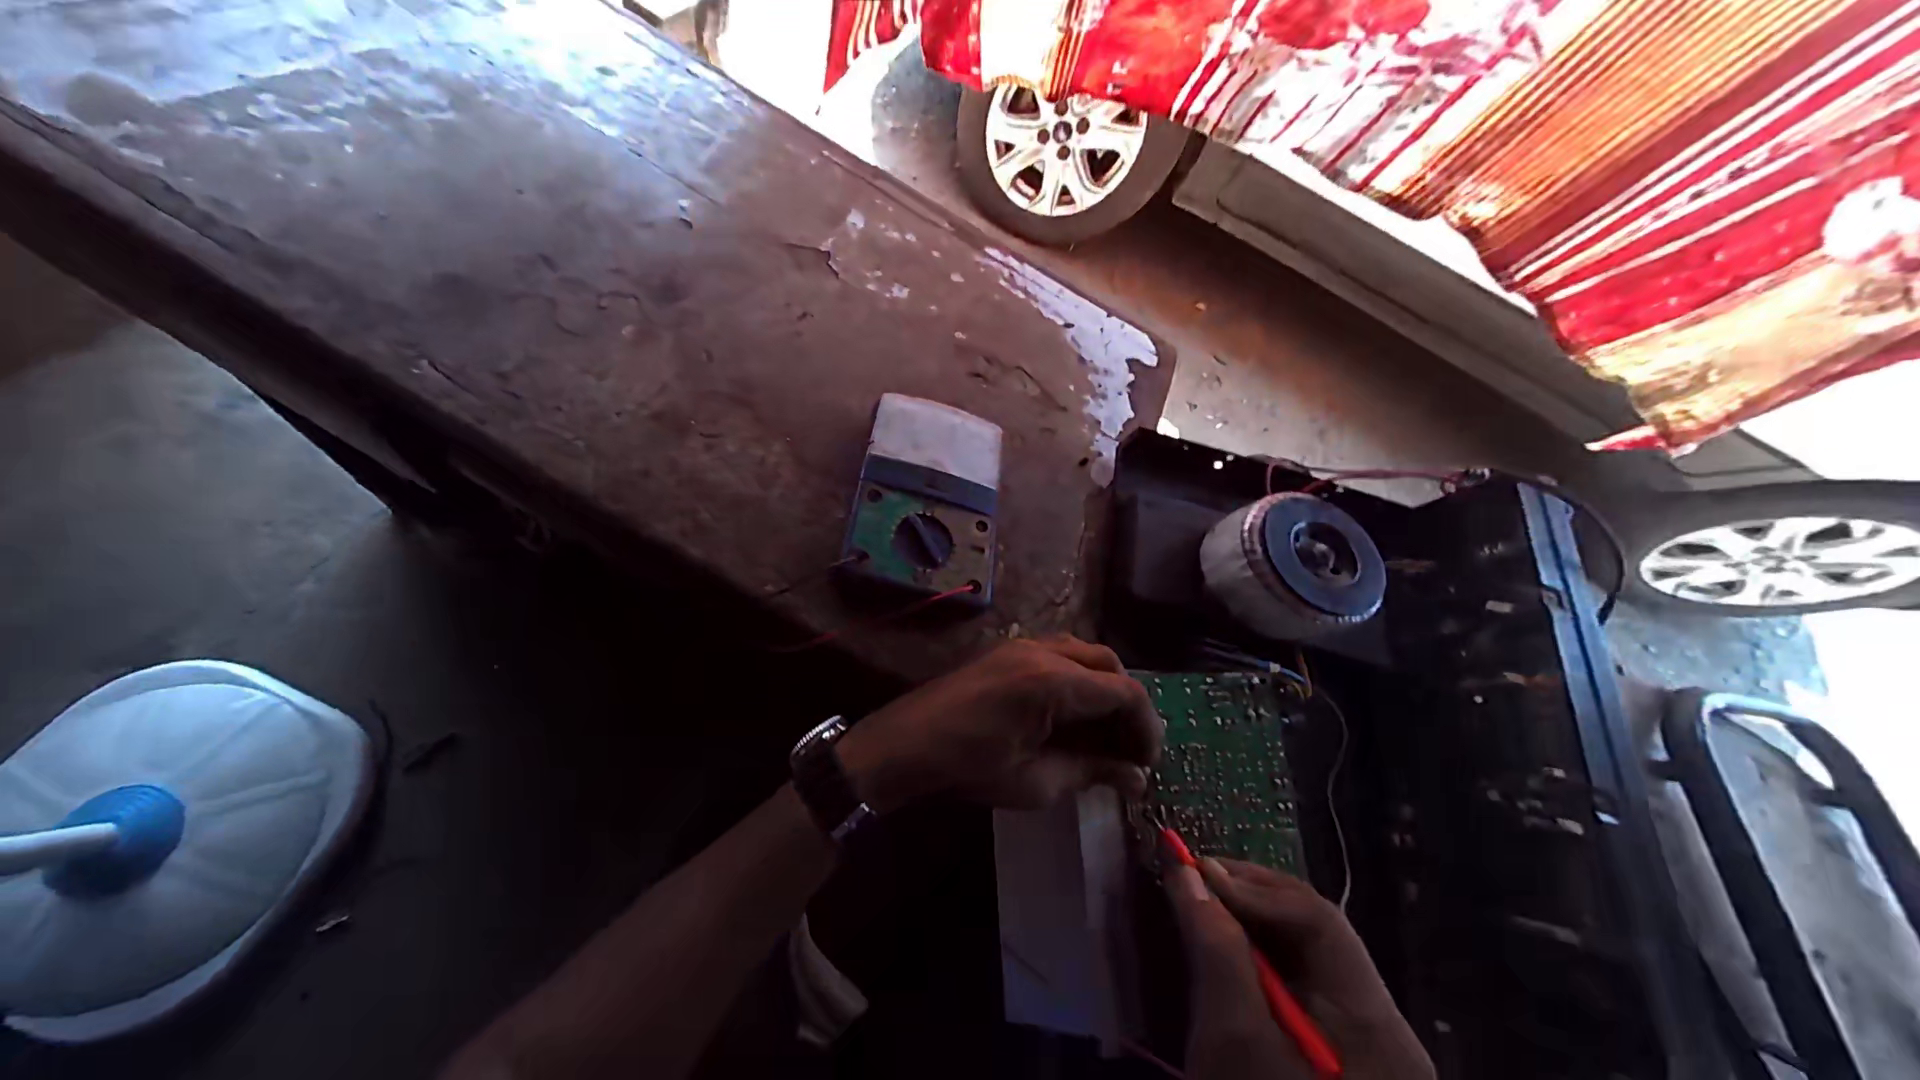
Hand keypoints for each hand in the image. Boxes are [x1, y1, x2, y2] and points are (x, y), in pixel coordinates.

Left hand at [835, 637, 1161, 810]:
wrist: (905, 744)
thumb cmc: (969, 768)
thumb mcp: (1036, 780)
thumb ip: (1092, 772)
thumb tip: (1137, 779)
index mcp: (1054, 681)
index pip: (1125, 691)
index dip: (1146, 728)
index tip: (1146, 764)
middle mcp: (1043, 651)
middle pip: (1110, 664)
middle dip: (1127, 705)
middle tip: (1127, 749)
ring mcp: (1022, 644)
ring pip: (1085, 654)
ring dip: (1103, 688)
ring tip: (1101, 733)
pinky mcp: (1007, 650)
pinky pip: (1059, 654)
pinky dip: (1077, 679)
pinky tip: (1069, 715)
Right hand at [1163, 851, 1433, 1079]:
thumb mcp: (1231, 1039)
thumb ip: (1214, 948)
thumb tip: (1188, 874)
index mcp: (1376, 1027)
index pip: (1318, 921)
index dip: (1252, 887)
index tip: (1192, 870)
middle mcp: (1383, 1029)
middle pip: (1316, 932)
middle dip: (1251, 896)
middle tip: (1192, 877)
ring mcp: (1364, 1046)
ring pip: (1306, 954)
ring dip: (1250, 921)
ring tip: (1201, 902)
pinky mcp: (1337, 1058)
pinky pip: (1299, 983)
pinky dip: (1256, 955)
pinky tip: (1222, 948)